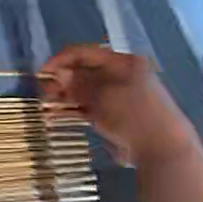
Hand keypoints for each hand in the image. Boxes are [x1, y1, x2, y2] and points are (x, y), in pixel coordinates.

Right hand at [40, 45, 199, 168]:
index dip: (62, 60)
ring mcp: (116, 96)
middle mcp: (119, 76)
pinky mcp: (112, 115)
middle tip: (42, 91)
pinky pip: (86, 108)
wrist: (160, 147)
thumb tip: (58, 74)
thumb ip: (78, 83)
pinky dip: (70, 110)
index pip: (86, 54)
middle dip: (61, 79)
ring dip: (63, 96)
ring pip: (83, 92)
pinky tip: (53, 115)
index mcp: (123, 63)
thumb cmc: (134, 114)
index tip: (42, 73)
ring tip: (44, 104)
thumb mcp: (103, 95)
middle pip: (83, 72)